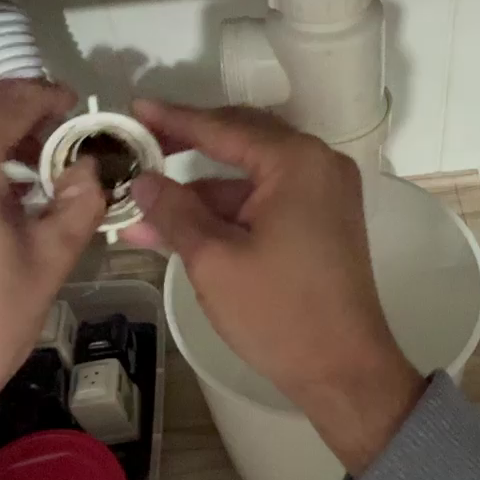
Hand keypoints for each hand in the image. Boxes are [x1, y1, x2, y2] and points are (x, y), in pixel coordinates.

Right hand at [125, 101, 422, 473]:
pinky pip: (264, 200)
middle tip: (140, 146)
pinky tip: (179, 229)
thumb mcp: (213, 259)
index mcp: (296, 162)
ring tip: (142, 207)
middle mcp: (317, 164)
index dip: (174, 119)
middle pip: (240, 140)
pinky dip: (225, 212)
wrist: (344, 371)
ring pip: (248, 176)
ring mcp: (323, 193)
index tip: (135, 108)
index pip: (223, 127)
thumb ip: (174, 211)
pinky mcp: (321, 220)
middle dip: (186, 147)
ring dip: (199, 192)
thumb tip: (142, 180)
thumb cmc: (279, 313)